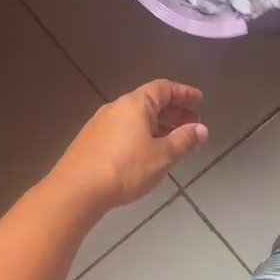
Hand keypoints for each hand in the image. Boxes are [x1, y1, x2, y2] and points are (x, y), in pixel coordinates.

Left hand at [49, 80, 207, 211]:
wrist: (77, 190)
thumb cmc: (126, 168)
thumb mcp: (162, 155)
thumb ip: (184, 140)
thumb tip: (201, 129)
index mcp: (135, 104)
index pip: (163, 88)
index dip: (184, 93)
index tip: (199, 100)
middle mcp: (116, 108)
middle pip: (149, 102)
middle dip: (173, 111)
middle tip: (191, 123)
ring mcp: (100, 124)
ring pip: (136, 117)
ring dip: (158, 124)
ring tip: (173, 140)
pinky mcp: (91, 141)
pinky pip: (123, 129)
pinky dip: (141, 134)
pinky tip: (147, 152)